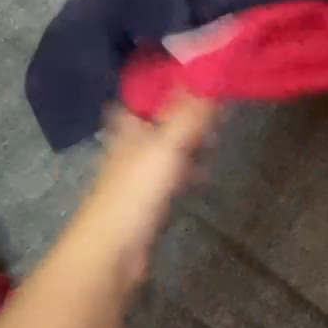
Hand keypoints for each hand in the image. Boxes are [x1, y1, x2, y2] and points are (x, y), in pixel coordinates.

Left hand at [80, 95, 218, 281]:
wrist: (111, 252)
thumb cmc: (135, 191)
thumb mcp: (168, 145)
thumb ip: (191, 114)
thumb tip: (214, 76)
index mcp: (129, 131)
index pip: (137, 100)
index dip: (158, 88)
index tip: (188, 78)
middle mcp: (130, 149)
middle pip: (156, 123)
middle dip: (183, 115)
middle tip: (213, 109)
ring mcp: (137, 177)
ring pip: (166, 149)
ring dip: (189, 143)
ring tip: (215, 138)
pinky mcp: (148, 202)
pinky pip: (172, 177)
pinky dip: (189, 171)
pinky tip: (206, 174)